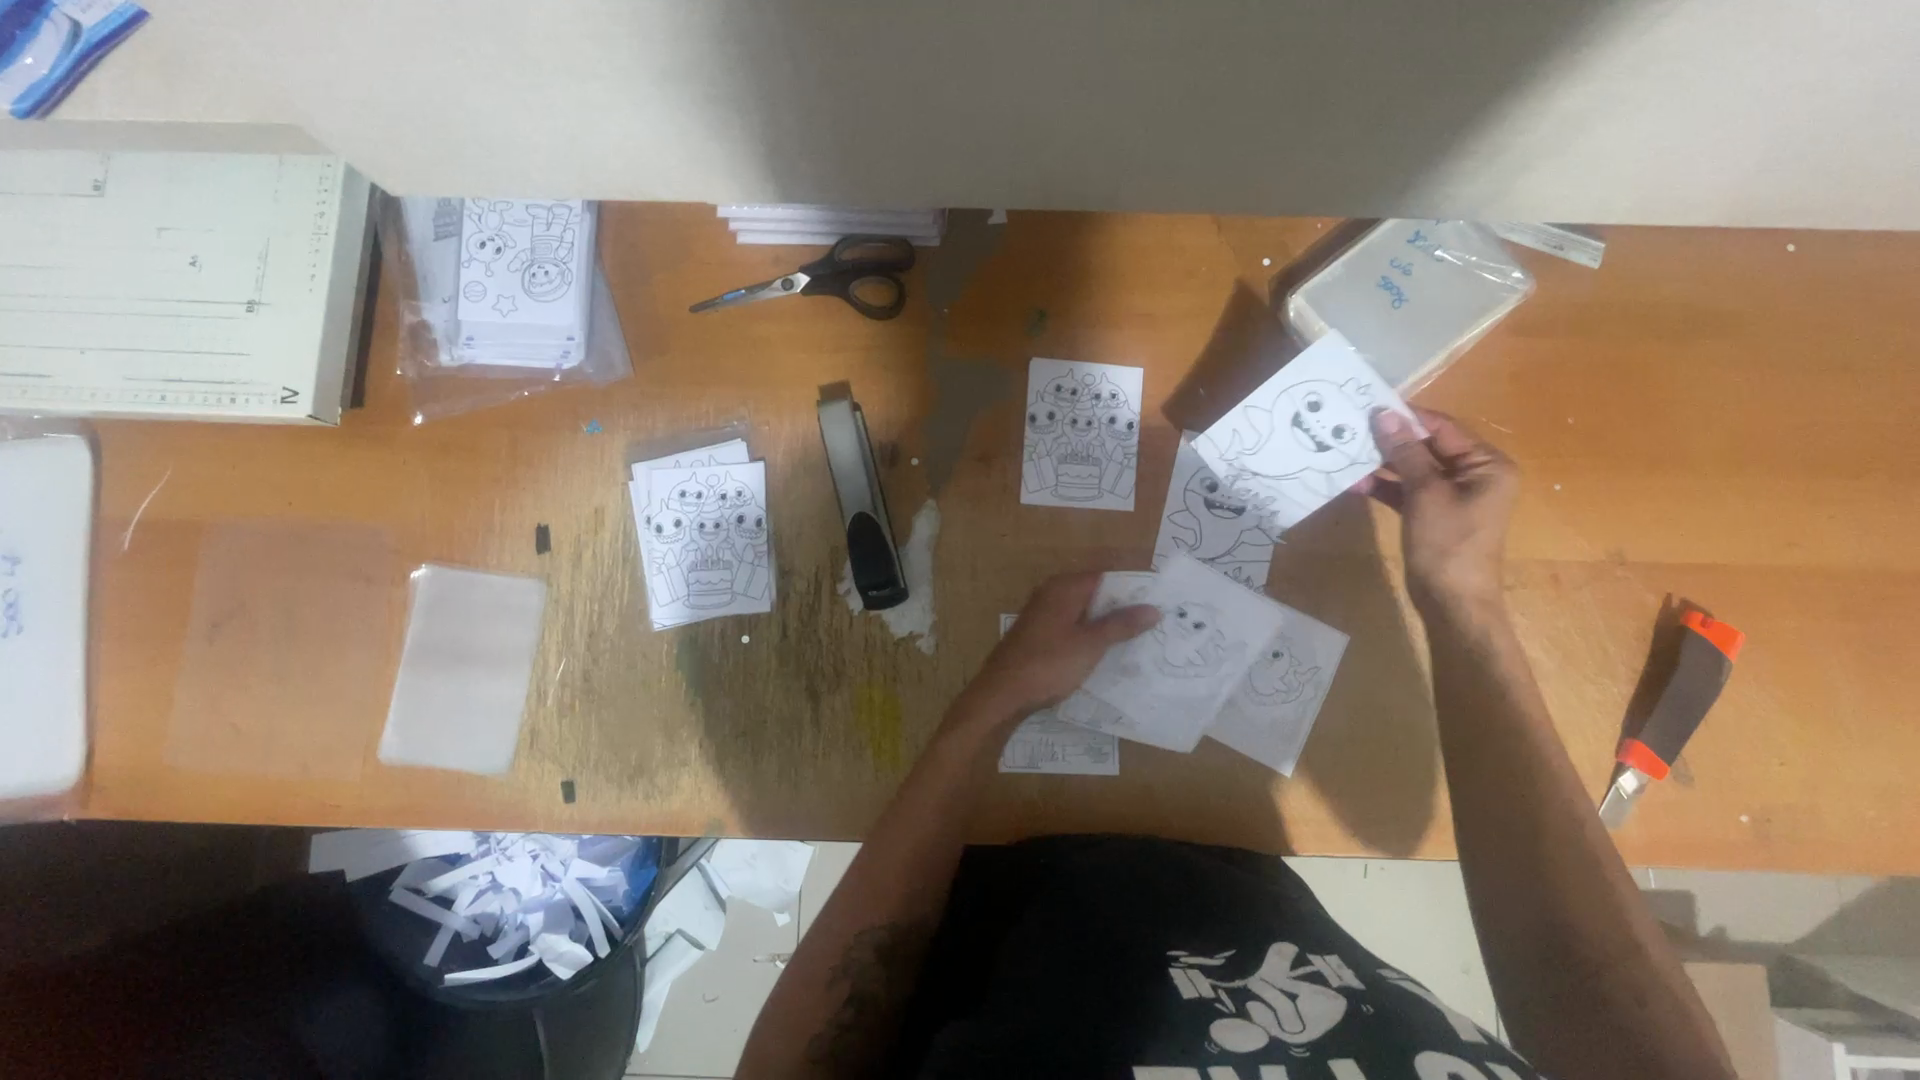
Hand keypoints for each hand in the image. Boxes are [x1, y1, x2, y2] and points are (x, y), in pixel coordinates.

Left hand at [952, 573, 1157, 728]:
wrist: (1001, 694)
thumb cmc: (1048, 664)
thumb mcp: (1090, 644)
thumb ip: (1121, 624)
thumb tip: (1153, 608)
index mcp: (1064, 588)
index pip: (1107, 577)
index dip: (1133, 588)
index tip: (1161, 602)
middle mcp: (1052, 594)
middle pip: (1096, 594)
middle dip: (1123, 608)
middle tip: (1157, 624)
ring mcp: (1043, 616)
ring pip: (1085, 614)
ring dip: (1108, 625)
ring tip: (1141, 640)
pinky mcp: (1039, 636)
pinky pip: (1073, 629)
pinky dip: (1091, 637)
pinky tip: (1108, 654)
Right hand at [1356, 408, 1519, 619]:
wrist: (1452, 602)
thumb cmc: (1448, 544)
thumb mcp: (1426, 493)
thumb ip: (1406, 452)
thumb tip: (1384, 415)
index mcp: (1487, 465)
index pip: (1444, 428)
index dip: (1408, 417)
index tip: (1369, 407)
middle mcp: (1474, 475)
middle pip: (1427, 446)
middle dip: (1391, 440)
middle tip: (1351, 428)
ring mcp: (1452, 496)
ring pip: (1413, 469)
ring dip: (1382, 464)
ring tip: (1346, 453)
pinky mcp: (1432, 514)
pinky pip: (1406, 491)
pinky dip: (1383, 487)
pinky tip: (1354, 483)